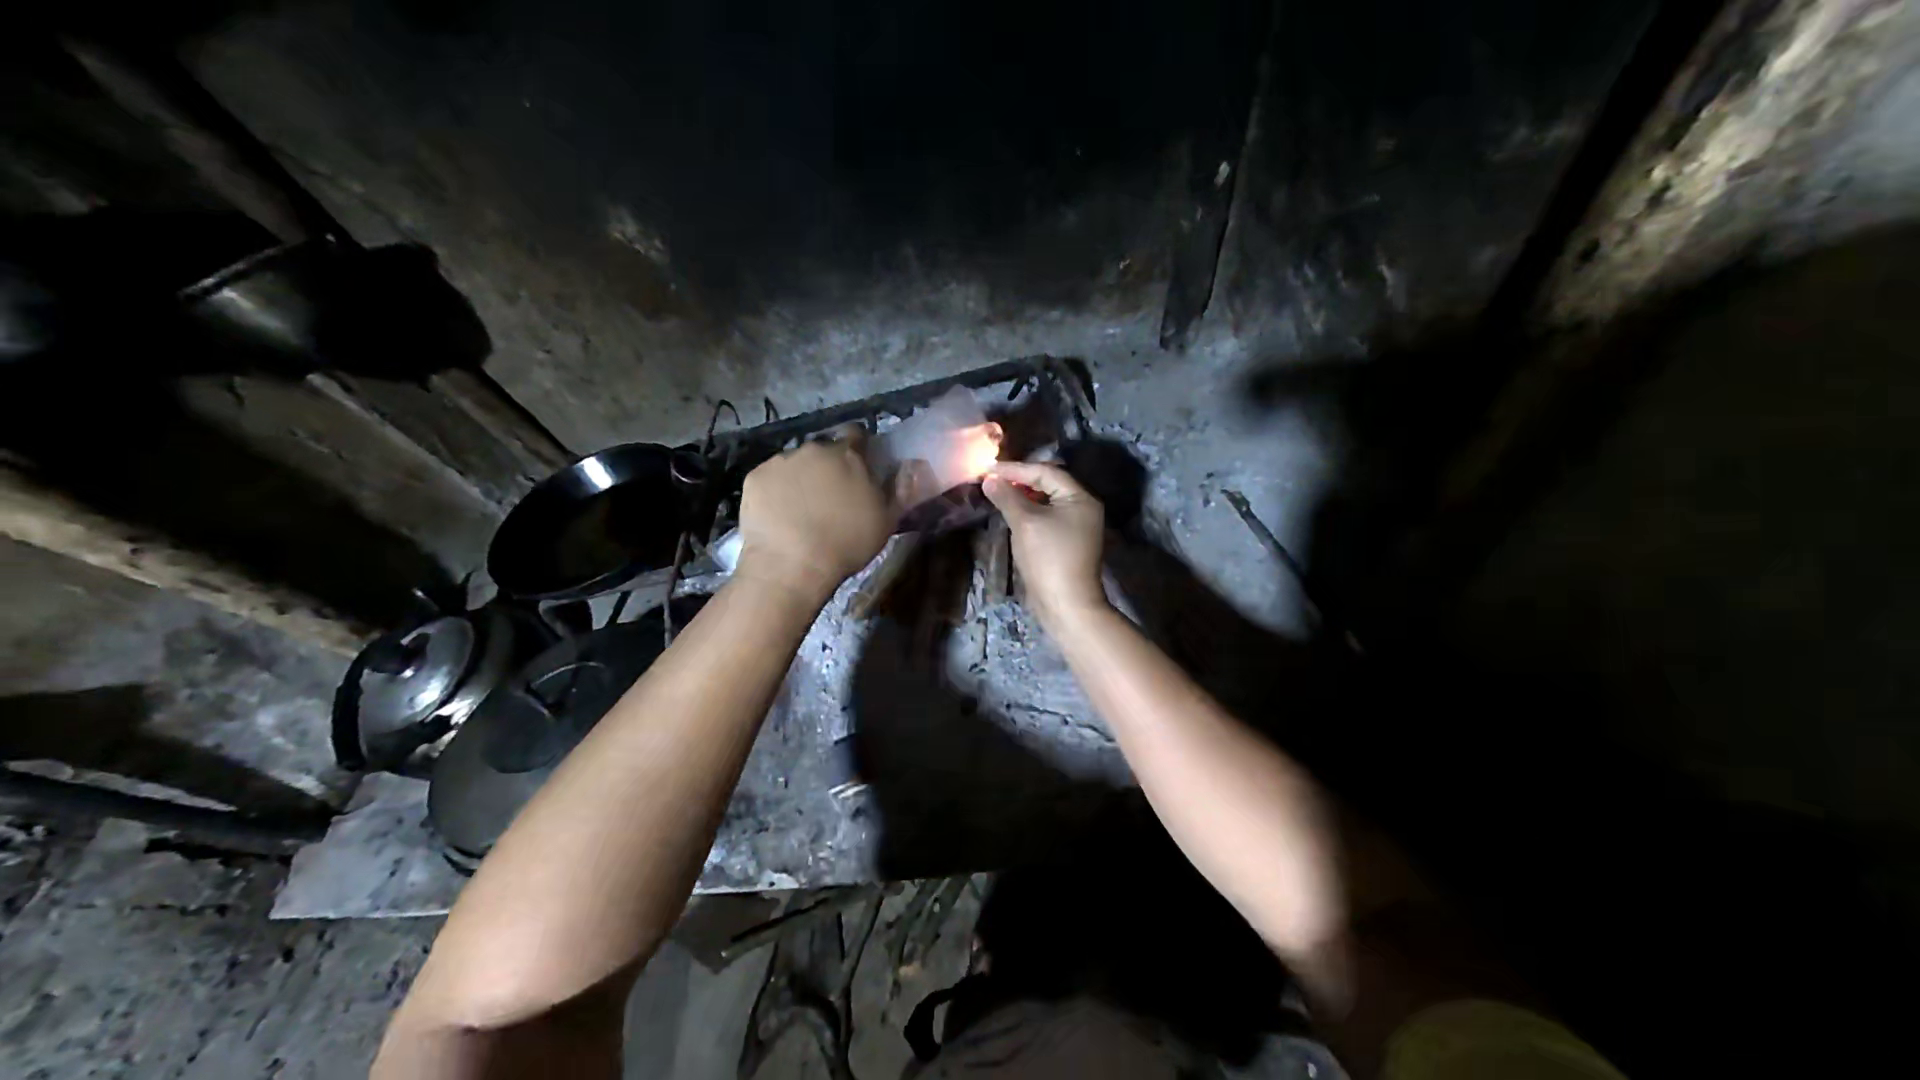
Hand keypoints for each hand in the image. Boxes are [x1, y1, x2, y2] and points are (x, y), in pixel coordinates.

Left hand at [736, 431, 893, 600]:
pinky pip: (771, 478)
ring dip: (802, 478)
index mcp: (849, 455)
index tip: (859, 470)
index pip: (857, 435)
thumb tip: (908, 467)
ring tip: (802, 510)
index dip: (859, 450)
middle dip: (828, 467)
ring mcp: (781, 461)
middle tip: (830, 498)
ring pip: (796, 463)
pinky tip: (779, 515)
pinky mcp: (755, 477)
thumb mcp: (886, 520)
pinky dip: (776, 490)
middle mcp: (814, 448)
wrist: (790, 565)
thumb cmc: (846, 544)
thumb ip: (898, 488)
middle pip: (824, 450)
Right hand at [982, 461, 1107, 628]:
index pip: (1046, 472)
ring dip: (1022, 496)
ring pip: (1046, 502)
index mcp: (1080, 498)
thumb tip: (990, 479)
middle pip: (1048, 484)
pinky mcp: (1067, 542)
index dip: (1016, 469)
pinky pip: (1046, 518)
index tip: (988, 469)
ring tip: (997, 493)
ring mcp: (1076, 526)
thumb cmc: (1048, 558)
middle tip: (992, 479)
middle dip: (1019, 480)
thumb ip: (1007, 497)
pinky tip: (1010, 514)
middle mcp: (1083, 508)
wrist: (1067, 605)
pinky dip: (1028, 512)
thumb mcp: (1025, 523)